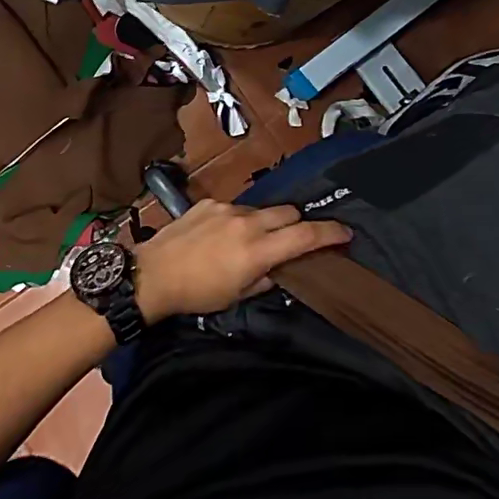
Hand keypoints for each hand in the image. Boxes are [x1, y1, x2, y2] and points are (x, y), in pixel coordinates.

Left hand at [131, 200, 349, 322]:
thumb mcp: (237, 296)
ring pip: (260, 210)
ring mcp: (225, 208)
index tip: (345, 233)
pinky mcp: (207, 203)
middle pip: (288, 212)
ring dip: (264, 223)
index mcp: (258, 249)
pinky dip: (237, 220)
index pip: (305, 235)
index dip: (330, 233)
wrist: (153, 273)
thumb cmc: (197, 293)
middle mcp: (246, 222)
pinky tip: (221, 236)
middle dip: (297, 225)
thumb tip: (279, 268)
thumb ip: (265, 278)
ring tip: (248, 242)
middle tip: (292, 242)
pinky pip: (234, 207)